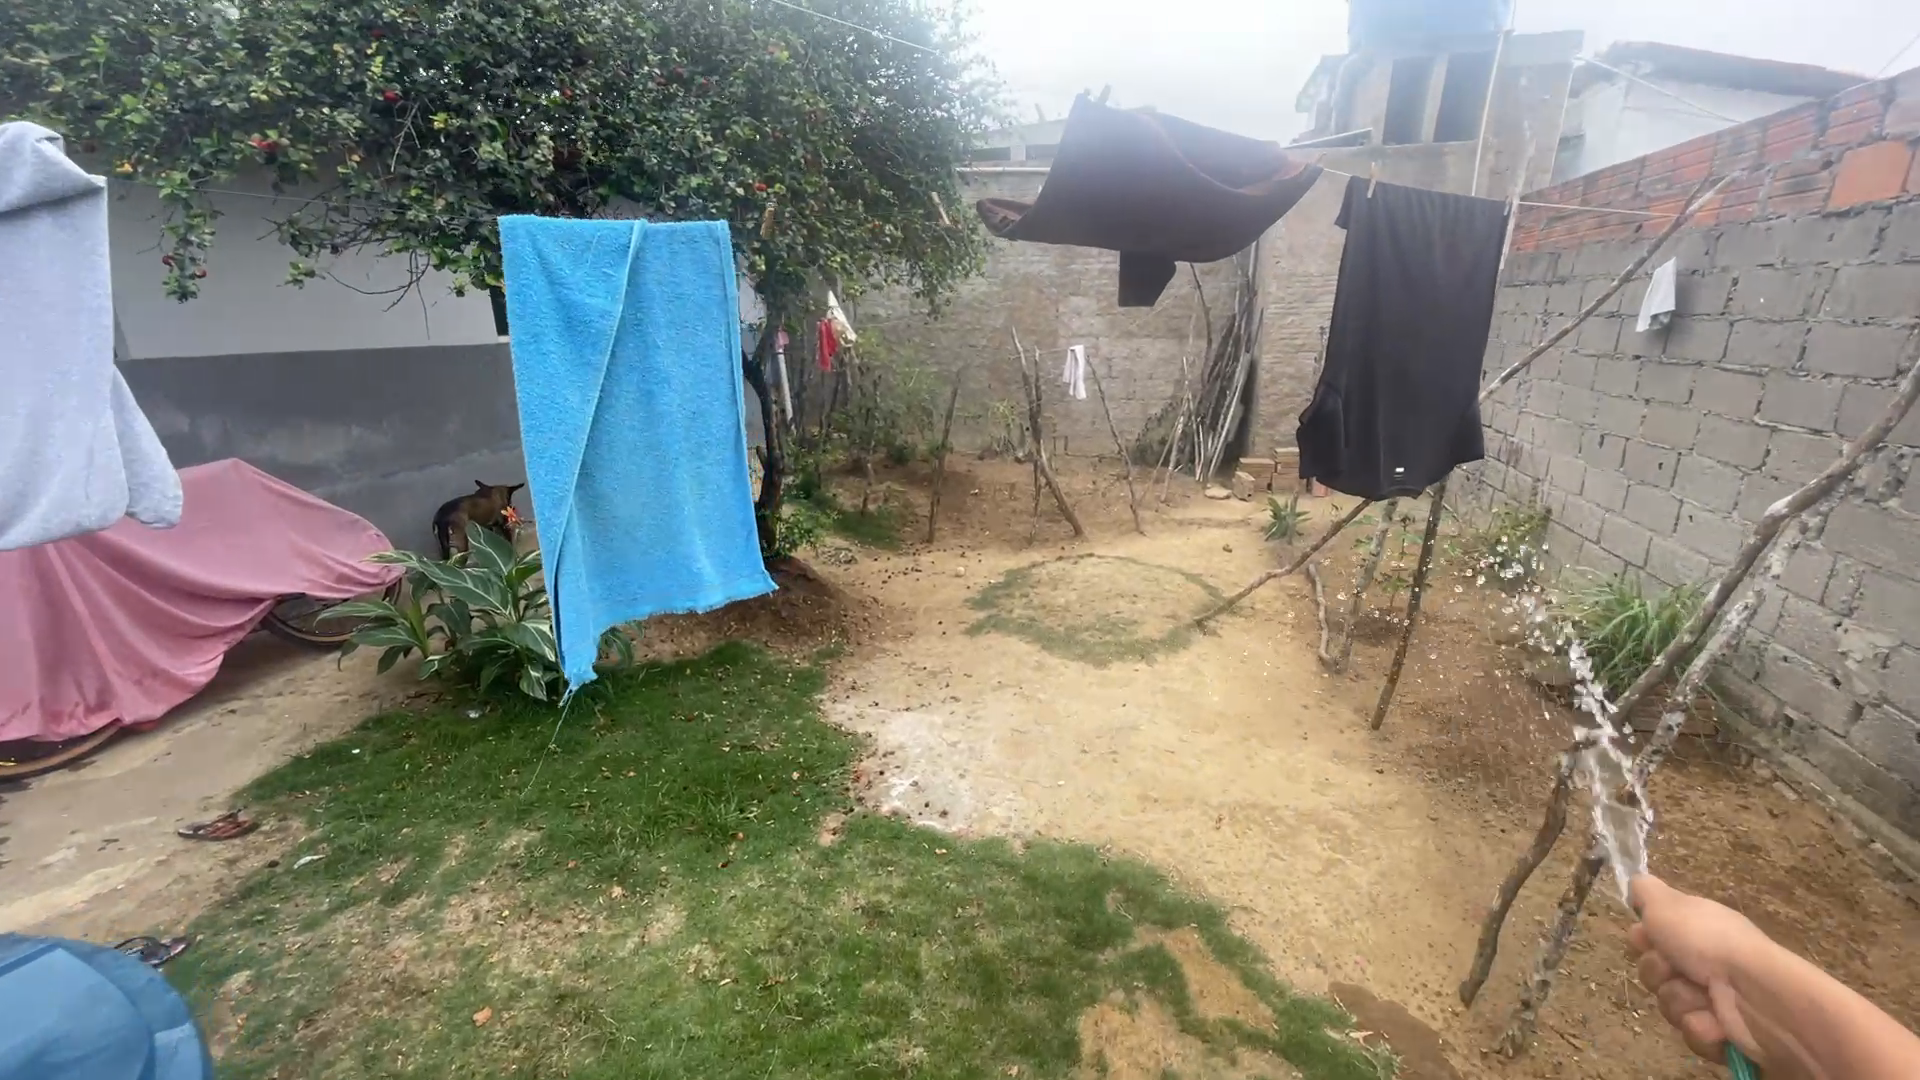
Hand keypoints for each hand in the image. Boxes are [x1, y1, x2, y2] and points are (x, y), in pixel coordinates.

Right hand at [1627, 875, 1772, 1068]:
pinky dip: (1700, 1027)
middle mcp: (1706, 965)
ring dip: (1680, 1000)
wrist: (1760, 997)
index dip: (1643, 939)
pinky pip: (1692, 1032)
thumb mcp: (1666, 902)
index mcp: (1696, 934)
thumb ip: (1645, 889)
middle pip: (1653, 971)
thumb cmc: (1709, 943)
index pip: (1651, 938)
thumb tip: (1635, 885)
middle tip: (1676, 969)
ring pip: (1669, 1003)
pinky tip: (1716, 1022)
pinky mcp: (1726, 1037)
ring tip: (1704, 998)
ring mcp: (1718, 1003)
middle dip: (1658, 972)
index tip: (1647, 940)